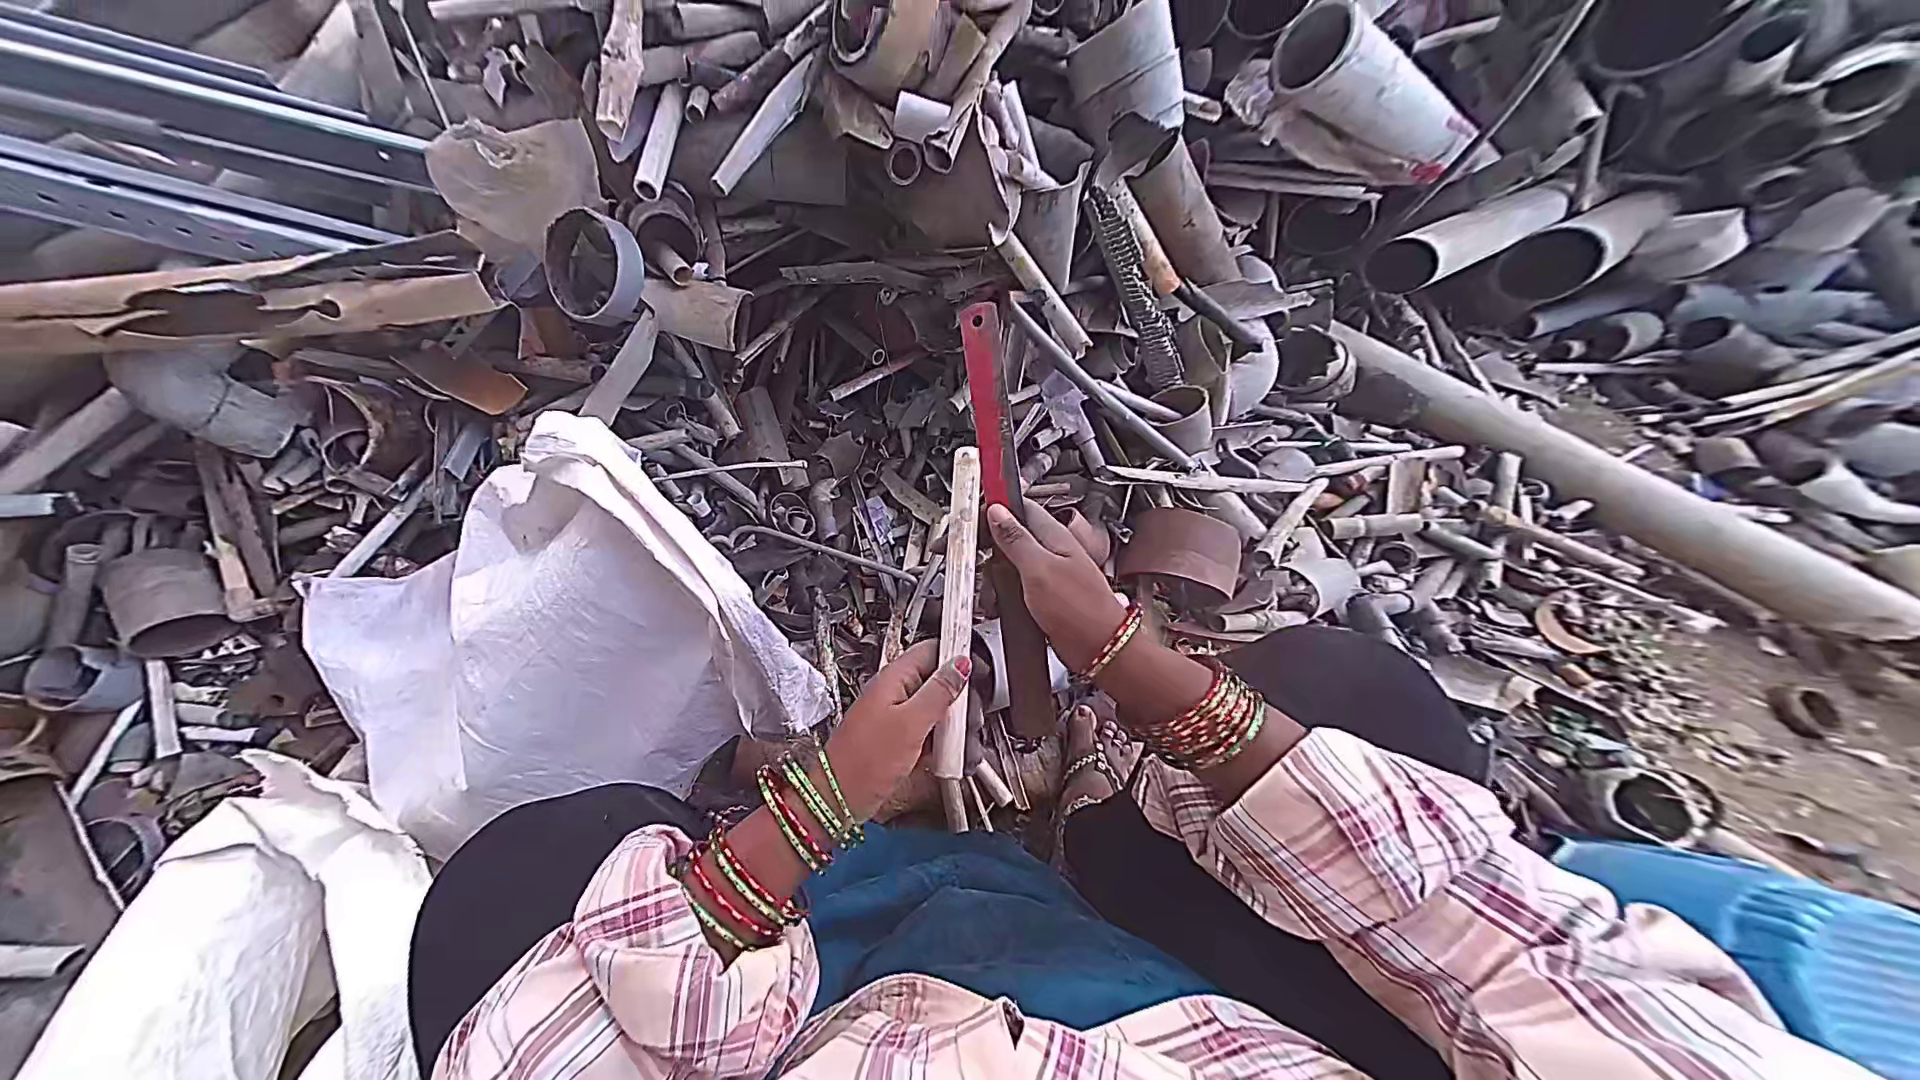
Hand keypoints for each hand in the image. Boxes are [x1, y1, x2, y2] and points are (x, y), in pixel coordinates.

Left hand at [822, 640, 969, 820]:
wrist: (838, 799)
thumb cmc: (863, 761)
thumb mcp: (910, 723)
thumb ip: (938, 691)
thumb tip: (960, 664)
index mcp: (895, 678)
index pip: (933, 650)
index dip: (957, 659)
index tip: (975, 678)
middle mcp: (898, 693)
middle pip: (942, 682)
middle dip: (960, 701)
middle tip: (966, 722)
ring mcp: (901, 716)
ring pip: (940, 710)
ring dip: (955, 727)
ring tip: (957, 746)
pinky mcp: (903, 738)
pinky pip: (932, 733)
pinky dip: (944, 744)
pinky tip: (949, 758)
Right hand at [987, 502, 1127, 670]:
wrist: (1101, 649)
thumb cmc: (1080, 610)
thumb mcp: (1039, 569)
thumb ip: (1016, 539)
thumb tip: (997, 511)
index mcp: (1055, 535)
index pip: (1021, 506)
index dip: (995, 507)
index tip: (972, 515)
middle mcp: (1054, 550)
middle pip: (1014, 533)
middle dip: (990, 541)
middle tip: (971, 551)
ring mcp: (1051, 572)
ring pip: (1013, 559)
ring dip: (995, 569)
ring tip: (986, 581)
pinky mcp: (1047, 594)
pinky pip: (1019, 583)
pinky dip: (1004, 590)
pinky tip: (998, 599)